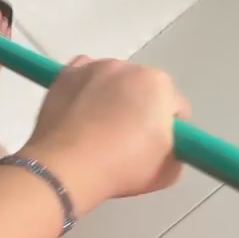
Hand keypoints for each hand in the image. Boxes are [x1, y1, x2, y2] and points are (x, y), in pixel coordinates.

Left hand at [19, 57, 189, 211]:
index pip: (173, 106)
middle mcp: (126, 67)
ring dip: (111, 95)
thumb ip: (174, 148)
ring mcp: (91, 67)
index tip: (155, 145)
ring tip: (97, 124)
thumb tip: (163, 144)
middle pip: (141, 88)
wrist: (65, 166)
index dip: (168, 128)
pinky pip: (82, 75)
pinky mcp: (64, 75)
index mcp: (158, 84)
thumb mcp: (168, 170)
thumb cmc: (121, 167)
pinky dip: (84, 87)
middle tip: (125, 137)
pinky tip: (80, 108)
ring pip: (111, 80)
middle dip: (139, 107)